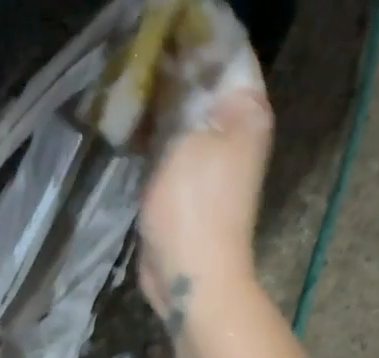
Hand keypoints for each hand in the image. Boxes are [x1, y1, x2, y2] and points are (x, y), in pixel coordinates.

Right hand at [137, 80, 274, 334]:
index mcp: (247, 114)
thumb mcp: (183, 139)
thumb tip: (174, 83)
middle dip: (170, 91)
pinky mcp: (193, 193)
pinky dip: (154, 150)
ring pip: (183, 127)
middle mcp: (238, 136)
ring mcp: (216, 167)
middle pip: (201, 96)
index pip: (221, 64)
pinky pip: (172, 157)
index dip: (189, 60)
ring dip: (159, 122)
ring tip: (130, 113)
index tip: (156, 65)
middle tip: (136, 90)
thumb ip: (180, 102)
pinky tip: (132, 144)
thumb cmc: (192, 206)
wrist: (192, 276)